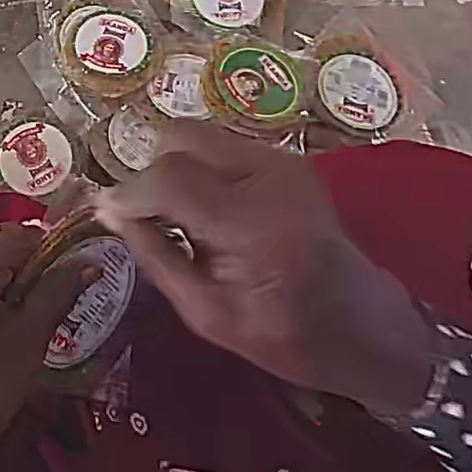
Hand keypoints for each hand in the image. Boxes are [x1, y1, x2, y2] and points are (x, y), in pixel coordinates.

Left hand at [0, 223, 89, 471]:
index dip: (61, 255)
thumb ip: (59, 291)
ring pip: (1, 251)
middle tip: (64, 298)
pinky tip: (16, 311)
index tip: (85, 277)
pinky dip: (6, 281)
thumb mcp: (28, 339)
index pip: (30, 237)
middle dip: (42, 265)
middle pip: (13, 240)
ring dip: (25, 274)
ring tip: (41, 309)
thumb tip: (92, 262)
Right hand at [95, 124, 432, 416]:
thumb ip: (154, 255)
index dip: (129, 192)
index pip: (169, 177)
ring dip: (173, 166)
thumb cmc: (285, 336)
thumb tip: (110, 211)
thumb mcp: (206, 313)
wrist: (364, 324)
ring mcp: (279, 159)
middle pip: (179, 139)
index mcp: (250, 223)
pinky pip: (218, 144)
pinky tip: (206, 206)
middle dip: (151, 172)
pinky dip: (197, 166)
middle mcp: (267, 174)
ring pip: (196, 134)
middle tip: (150, 215)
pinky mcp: (283, 157)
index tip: (108, 213)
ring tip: (179, 213)